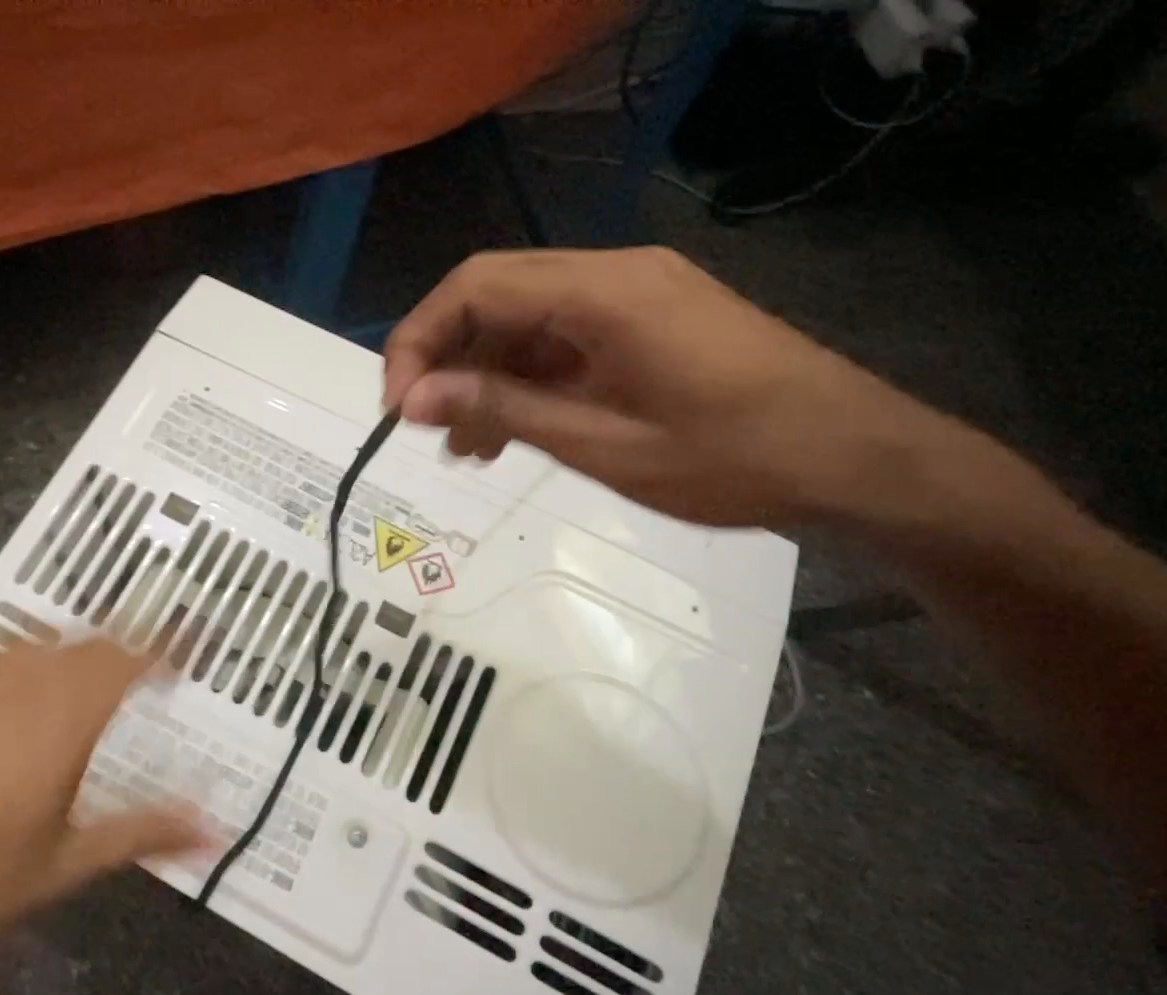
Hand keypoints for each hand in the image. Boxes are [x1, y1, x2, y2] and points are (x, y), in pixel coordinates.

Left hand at [0, 640, 204, 994]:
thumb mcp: (65, 864)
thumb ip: (142, 832)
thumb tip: (211, 829)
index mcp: (61, 715)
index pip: (126, 659)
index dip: (161, 646)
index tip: (186, 645)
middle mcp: (14, 682)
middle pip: (80, 644)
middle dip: (116, 652)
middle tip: (140, 675)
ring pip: (30, 648)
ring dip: (65, 658)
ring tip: (82, 689)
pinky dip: (16, 673)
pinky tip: (8, 710)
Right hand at [382, 247, 952, 527]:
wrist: (858, 460)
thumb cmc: (734, 460)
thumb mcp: (604, 445)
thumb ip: (503, 411)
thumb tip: (413, 399)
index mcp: (605, 292)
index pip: (476, 285)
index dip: (420, 340)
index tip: (397, 408)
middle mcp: (615, 273)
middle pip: (494, 292)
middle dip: (445, 358)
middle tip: (423, 428)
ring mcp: (635, 293)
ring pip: (524, 317)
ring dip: (483, 374)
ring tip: (467, 448)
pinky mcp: (648, 319)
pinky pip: (563, 336)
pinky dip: (526, 378)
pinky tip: (513, 431)